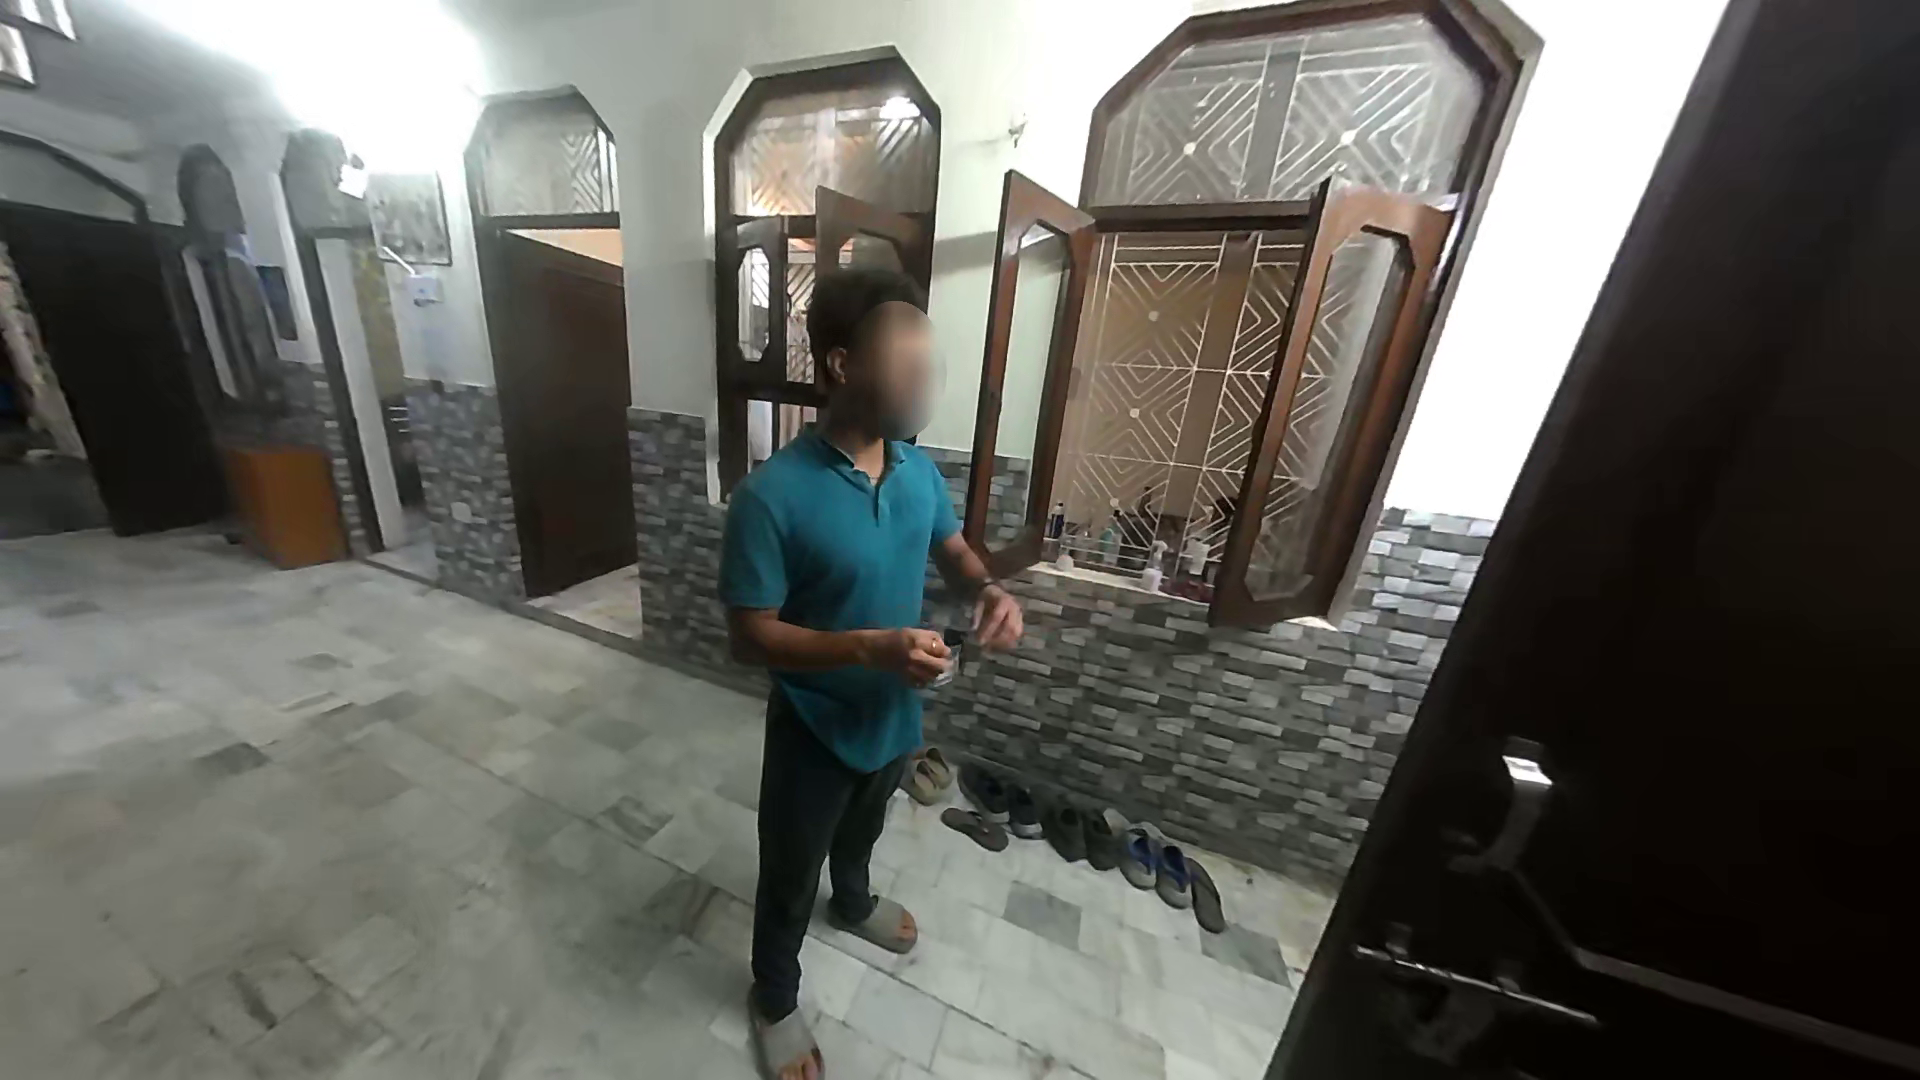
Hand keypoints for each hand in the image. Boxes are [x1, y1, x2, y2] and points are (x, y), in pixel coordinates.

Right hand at [859, 628, 951, 686]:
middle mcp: (916, 656)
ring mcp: (911, 669)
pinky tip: (921, 674)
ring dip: (934, 672)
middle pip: (940, 666)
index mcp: (918, 641)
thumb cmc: (890, 637)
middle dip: (943, 664)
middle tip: (940, 661)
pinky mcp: (906, 679)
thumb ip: (928, 638)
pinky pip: (922, 683)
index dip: (944, 651)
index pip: (941, 649)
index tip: (942, 651)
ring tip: (931, 668)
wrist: (871, 649)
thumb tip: (941, 645)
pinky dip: (924, 680)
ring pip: (933, 676)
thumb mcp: (911, 631)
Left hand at [973, 584, 1023, 650]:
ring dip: (1003, 642)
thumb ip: (976, 615)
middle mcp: (1014, 607)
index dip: (988, 630)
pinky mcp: (1021, 621)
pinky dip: (1008, 641)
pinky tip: (998, 644)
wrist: (997, 591)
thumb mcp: (979, 602)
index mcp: (1003, 600)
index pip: (996, 617)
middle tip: (985, 644)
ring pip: (1016, 633)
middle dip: (997, 638)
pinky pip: (1017, 634)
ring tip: (991, 645)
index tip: (979, 640)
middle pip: (1010, 627)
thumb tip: (973, 629)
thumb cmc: (986, 597)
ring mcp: (1020, 614)